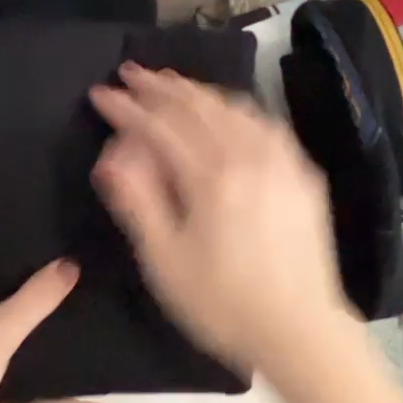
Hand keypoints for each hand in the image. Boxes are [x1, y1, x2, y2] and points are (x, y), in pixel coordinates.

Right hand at [90, 63, 353, 366]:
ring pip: (233, 108)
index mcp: (210, 177)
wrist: (298, 329)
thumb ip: (138, 202)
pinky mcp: (302, 174)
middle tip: (131, 73)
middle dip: (159, 87)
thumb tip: (111, 158)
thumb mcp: (165, 260)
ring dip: (197, 92)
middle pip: (196, 106)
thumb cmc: (221, 303)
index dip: (126, 108)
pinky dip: (234, 108)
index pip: (159, 126)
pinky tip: (225, 112)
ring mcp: (281, 161)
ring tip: (171, 84)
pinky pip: (263, 124)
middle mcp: (248, 157)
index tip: (100, 93)